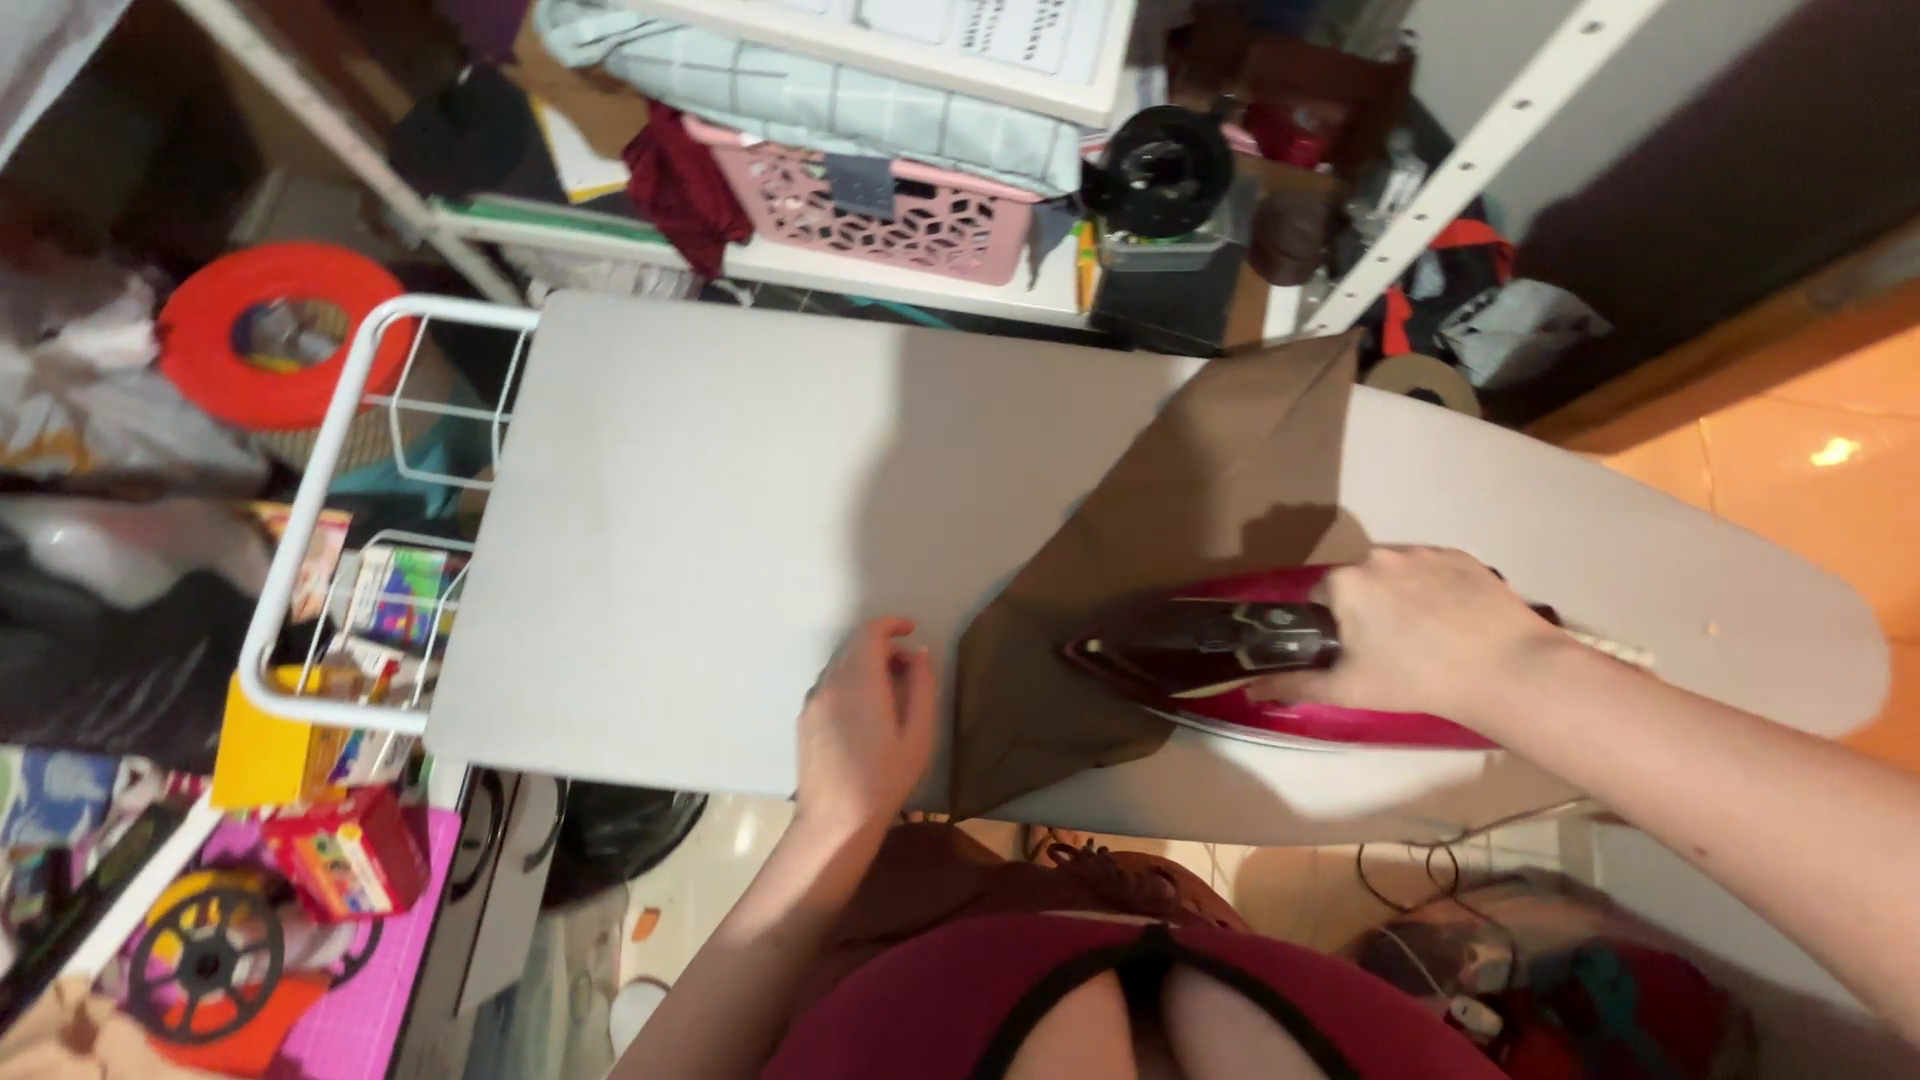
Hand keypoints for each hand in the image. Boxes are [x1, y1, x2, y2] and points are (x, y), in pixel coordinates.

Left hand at [795, 616, 936, 841]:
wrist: (835, 822)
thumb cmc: (884, 779)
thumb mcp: (919, 735)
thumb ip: (922, 686)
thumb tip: (920, 654)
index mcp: (859, 681)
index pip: (869, 632)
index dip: (892, 624)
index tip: (912, 631)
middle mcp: (829, 683)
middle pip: (853, 644)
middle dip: (882, 645)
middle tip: (908, 667)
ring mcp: (812, 701)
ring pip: (839, 663)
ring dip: (864, 663)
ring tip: (890, 690)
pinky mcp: (804, 719)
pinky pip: (828, 684)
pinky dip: (849, 680)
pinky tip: (865, 710)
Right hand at [1248, 547, 1568, 724]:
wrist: (1507, 670)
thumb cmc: (1415, 679)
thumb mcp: (1347, 689)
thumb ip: (1294, 685)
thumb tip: (1249, 691)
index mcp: (1344, 582)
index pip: (1320, 597)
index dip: (1331, 625)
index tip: (1352, 650)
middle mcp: (1377, 556)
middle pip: (1357, 583)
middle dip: (1365, 609)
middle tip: (1390, 648)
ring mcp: (1423, 552)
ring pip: (1396, 574)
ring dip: (1400, 597)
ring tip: (1427, 635)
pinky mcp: (1462, 556)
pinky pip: (1434, 570)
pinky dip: (1436, 590)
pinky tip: (1453, 621)